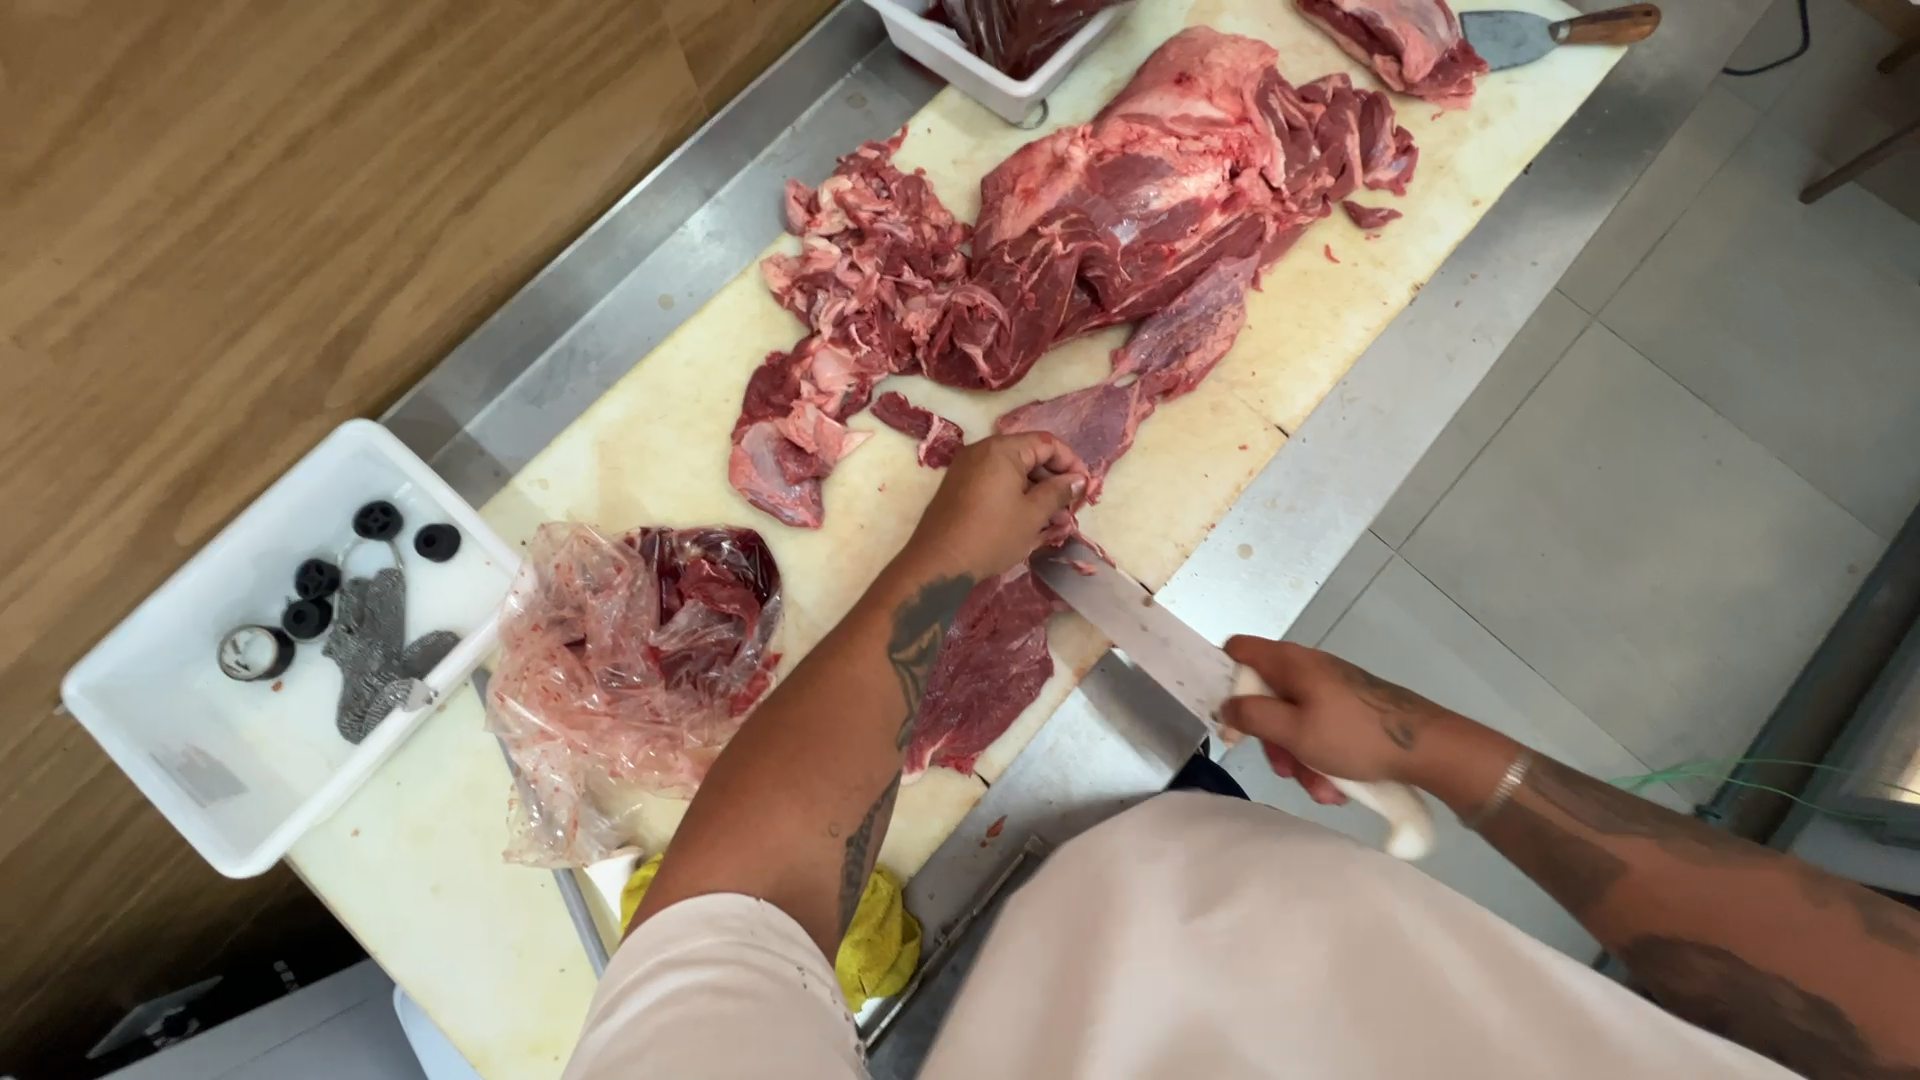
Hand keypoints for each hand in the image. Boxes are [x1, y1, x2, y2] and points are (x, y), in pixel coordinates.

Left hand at [898, 433, 1088, 581]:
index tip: (1084, 489)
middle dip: (1054, 482)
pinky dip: (1015, 499)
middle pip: (1029, 457)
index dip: (1071, 464)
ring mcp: (967, 470)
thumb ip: (1058, 492)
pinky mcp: (959, 490)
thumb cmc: (992, 535)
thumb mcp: (1033, 514)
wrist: (939, 563)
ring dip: (1037, 494)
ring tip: (1055, 524)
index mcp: (1001, 449)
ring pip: (1013, 474)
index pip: (1047, 444)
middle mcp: (982, 452)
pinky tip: (1030, 524)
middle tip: (1070, 510)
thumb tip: (1078, 480)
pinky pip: (996, 485)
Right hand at [1221, 637, 1459, 804]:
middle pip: (1266, 695)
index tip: (1232, 715)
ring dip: (1298, 756)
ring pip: (1294, 719)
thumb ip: (1251, 716)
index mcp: (1289, 662)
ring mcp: (1331, 687)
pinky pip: (1321, 729)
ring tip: (1318, 788)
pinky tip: (1336, 785)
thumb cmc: (1354, 735)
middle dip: (1270, 736)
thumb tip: (1226, 706)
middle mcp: (1307, 667)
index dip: (1226, 679)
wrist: (1431, 749)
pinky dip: (1322, 756)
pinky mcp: (1351, 708)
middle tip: (1282, 766)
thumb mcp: (1293, 731)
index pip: (1238, 649)